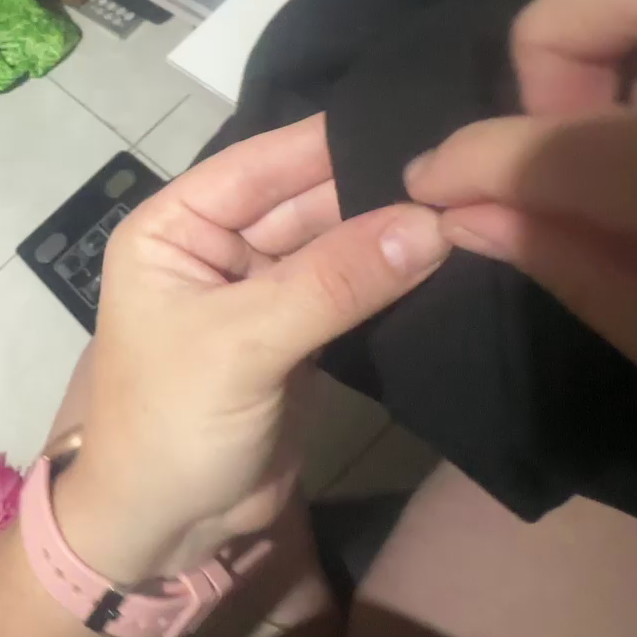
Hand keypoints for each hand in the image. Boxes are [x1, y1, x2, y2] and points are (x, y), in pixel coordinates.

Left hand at [56, 115, 450, 580]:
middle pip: (297, 200)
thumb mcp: (242, 342)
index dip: (325, 141)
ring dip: (385, 230)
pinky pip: (344, 287)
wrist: (167, 522)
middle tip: (461, 163)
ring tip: (470, 199)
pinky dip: (385, 275)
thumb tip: (429, 221)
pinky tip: (444, 251)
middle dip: (367, 186)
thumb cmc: (172, 418)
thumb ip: (332, 282)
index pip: (254, 165)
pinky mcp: (293, 329)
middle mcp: (212, 244)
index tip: (411, 114)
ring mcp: (256, 286)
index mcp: (173, 226)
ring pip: (326, 243)